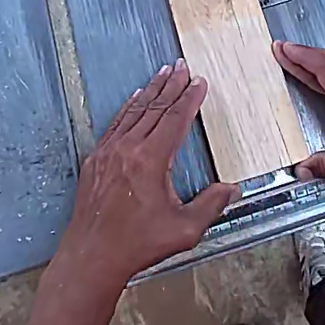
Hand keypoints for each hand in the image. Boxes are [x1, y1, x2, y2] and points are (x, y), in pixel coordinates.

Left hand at [51, 60, 238, 289]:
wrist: (92, 258)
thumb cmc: (136, 244)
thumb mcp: (184, 229)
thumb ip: (211, 204)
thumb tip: (232, 189)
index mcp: (150, 160)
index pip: (174, 120)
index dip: (189, 99)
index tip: (199, 83)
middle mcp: (127, 150)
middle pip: (154, 108)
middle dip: (171, 85)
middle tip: (183, 66)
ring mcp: (108, 153)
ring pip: (134, 112)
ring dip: (151, 91)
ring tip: (163, 72)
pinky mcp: (96, 161)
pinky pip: (116, 125)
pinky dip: (129, 108)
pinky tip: (136, 98)